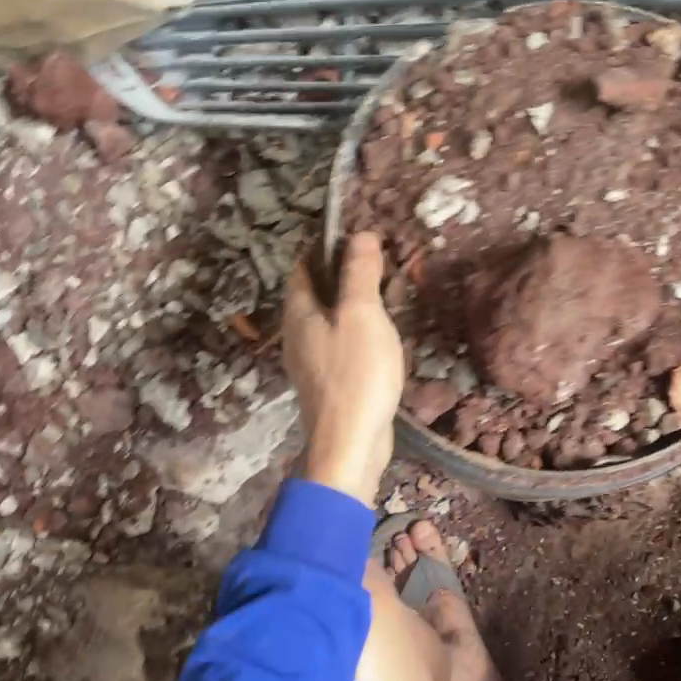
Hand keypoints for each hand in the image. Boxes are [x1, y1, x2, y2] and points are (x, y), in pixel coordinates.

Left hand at [282, 232, 405, 506]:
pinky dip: (356, 337)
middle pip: (314, 295)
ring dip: (350, 309)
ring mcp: (310, 365)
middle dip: (341, 277)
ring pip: (327, 324)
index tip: (357, 238)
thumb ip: (360, 275)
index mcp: (298, 313)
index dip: (326, 247)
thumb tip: (360, 234)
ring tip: (384, 300)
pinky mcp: (328, 387)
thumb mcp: (362, 316)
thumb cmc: (356, 376)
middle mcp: (296, 336)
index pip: (303, 266)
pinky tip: (379, 343)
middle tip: (377, 266)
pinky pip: (339, 349)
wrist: (349, 446)